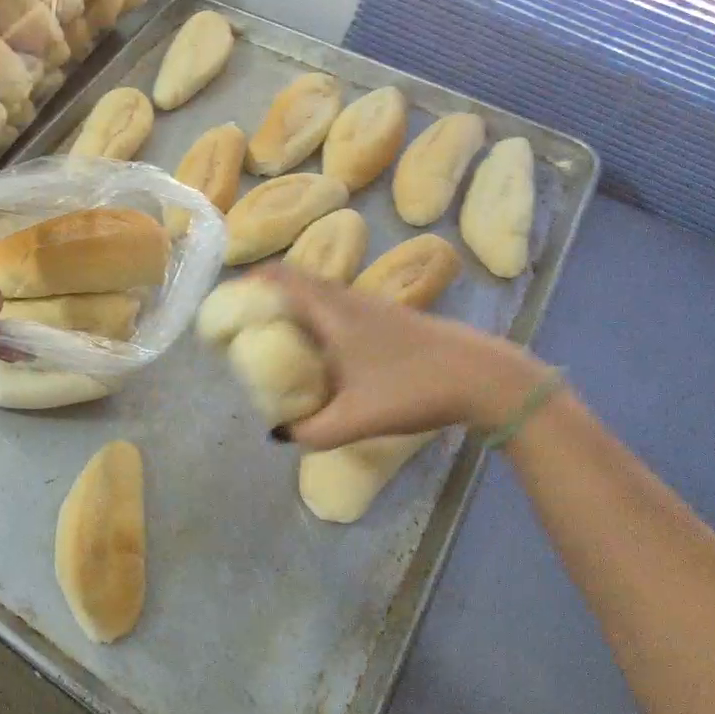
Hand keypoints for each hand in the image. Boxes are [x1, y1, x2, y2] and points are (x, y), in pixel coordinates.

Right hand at [256, 265, 546, 448]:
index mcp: (333, 313)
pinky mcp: (391, 318)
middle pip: (298, 281)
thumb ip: (311, 431)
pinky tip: (322, 348)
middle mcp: (348, 300)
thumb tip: (278, 434)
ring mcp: (373, 306)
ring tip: (276, 334)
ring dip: (295, 304)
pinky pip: (339, 305)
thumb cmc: (414, 388)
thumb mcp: (356, 419)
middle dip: (267, 295)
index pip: (281, 279)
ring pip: (321, 293)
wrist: (486, 377)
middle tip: (246, 320)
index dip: (250, 282)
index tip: (228, 299)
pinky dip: (319, 315)